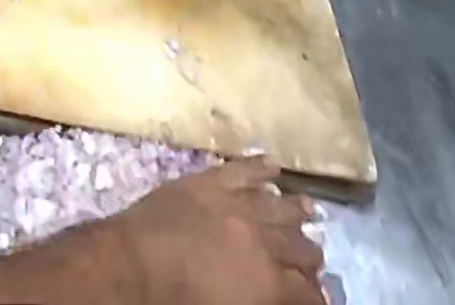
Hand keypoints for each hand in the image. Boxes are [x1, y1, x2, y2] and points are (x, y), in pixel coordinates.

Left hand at [102, 159, 325, 304]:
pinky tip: (273, 164)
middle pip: (299, 247)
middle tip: (314, 260)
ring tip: (309, 208)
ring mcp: (235, 204)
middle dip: (309, 257)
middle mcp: (262, 240)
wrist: (136, 262)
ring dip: (295, 210)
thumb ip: (258, 304)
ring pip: (277, 205)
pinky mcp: (209, 181)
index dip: (316, 299)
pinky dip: (258, 166)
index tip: (318, 300)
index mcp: (269, 283)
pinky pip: (240, 170)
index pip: (308, 294)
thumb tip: (271, 297)